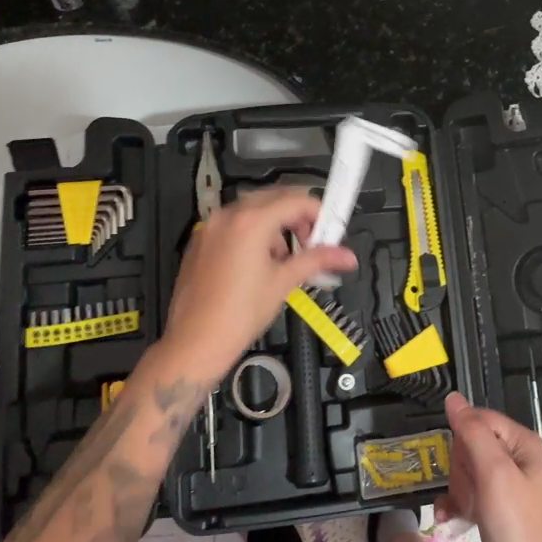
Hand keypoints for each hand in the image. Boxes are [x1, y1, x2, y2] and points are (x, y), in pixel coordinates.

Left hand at [162, 189, 356, 373]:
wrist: (195, 343)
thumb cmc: (239, 314)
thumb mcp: (284, 283)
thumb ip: (317, 260)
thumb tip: (346, 256)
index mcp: (250, 222)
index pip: (296, 200)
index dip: (319, 213)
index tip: (330, 231)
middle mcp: (227, 217)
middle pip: (274, 198)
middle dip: (298, 216)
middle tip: (313, 241)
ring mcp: (210, 228)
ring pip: (252, 210)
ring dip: (275, 224)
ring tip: (286, 258)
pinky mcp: (200, 242)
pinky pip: (233, 224)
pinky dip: (252, 233)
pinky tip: (260, 263)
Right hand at [437, 392, 541, 541]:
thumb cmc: (516, 525)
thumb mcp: (494, 472)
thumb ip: (472, 432)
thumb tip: (453, 397)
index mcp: (522, 443)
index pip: (479, 419)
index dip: (465, 439)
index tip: (467, 464)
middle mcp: (514, 460)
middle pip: (468, 445)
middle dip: (460, 469)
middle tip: (473, 492)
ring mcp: (502, 487)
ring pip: (461, 471)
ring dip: (455, 491)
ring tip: (466, 511)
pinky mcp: (490, 510)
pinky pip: (462, 495)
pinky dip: (453, 507)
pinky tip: (449, 520)